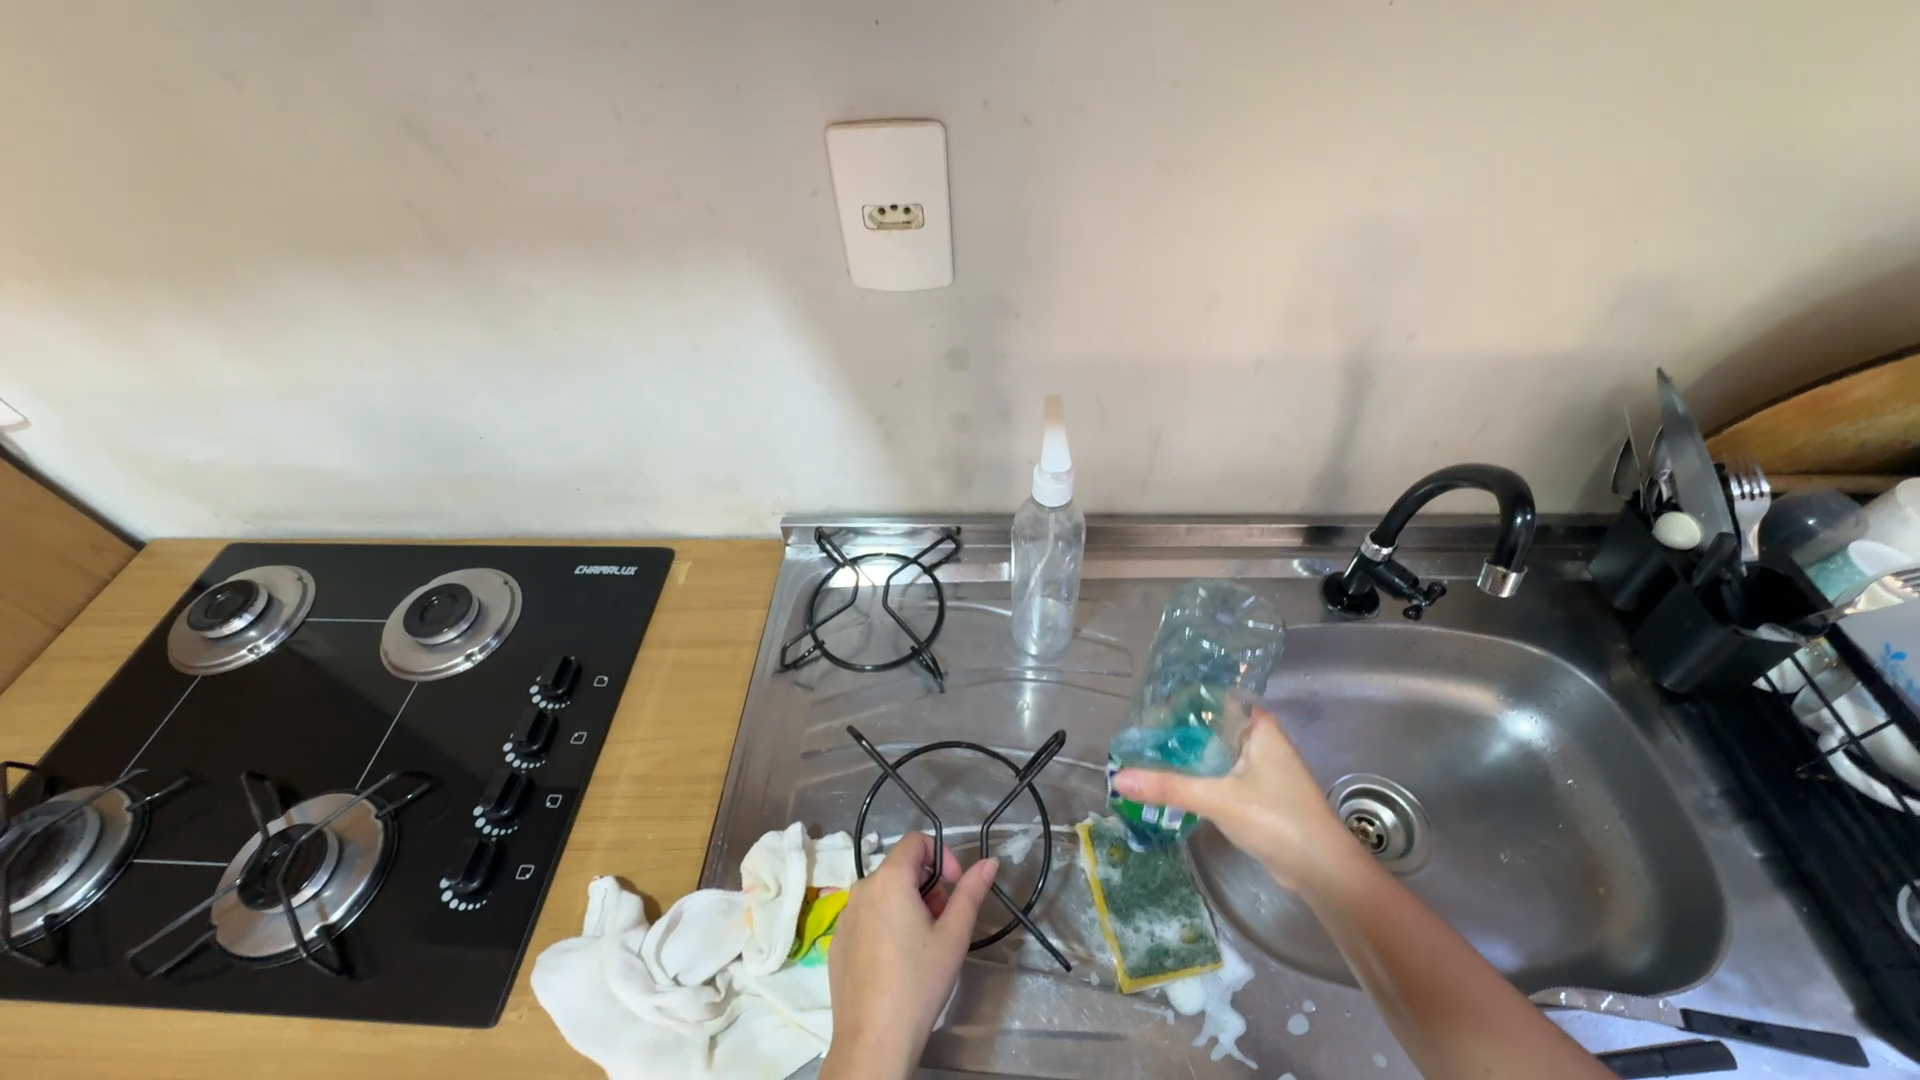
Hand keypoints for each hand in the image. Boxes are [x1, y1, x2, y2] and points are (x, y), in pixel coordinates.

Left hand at [819, 832, 998, 1079]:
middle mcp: (861, 889)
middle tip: (944, 922)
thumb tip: (989, 861)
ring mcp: (845, 917)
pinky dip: (886, 924)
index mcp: (889, 880)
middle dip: (928, 887)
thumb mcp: (953, 935)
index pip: (915, 841)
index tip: (955, 886)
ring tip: (923, 945)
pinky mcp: (837, 942)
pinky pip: (867, 917)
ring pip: (883, 894)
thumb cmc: (919, 982)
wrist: (873, 1039)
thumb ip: (971, 892)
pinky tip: (897, 962)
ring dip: (908, 905)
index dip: (942, 855)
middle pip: (900, 869)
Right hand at [1114, 705, 1355, 889]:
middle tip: (1136, 738)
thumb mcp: (1218, 799)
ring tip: (1145, 758)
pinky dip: (1197, 778)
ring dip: (1185, 758)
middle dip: (1176, 734)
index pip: (1213, 701)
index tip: (1146, 711)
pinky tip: (1171, 784)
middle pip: (1210, 728)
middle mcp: (1261, 740)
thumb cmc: (1277, 819)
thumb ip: (1168, 787)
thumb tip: (1118, 777)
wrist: (1322, 870)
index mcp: (1259, 726)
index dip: (1180, 703)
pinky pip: (1220, 776)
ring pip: (1214, 754)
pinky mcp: (1257, 793)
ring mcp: (1261, 768)